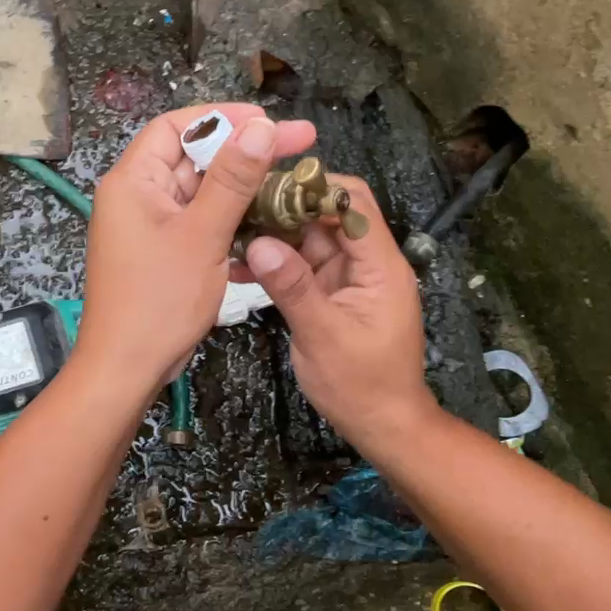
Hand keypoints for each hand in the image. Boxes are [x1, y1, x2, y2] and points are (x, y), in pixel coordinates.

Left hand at [75, 105, 316, 391]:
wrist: (127, 366)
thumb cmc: (158, 300)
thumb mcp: (202, 235)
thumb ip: (232, 179)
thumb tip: (261, 127)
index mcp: (132, 181)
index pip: (175, 127)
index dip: (222, 119)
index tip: (269, 121)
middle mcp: (136, 197)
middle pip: (192, 159)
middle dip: (244, 153)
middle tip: (300, 146)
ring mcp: (149, 227)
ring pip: (201, 194)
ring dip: (243, 192)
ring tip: (293, 188)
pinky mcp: (162, 254)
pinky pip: (199, 225)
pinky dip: (230, 224)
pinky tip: (270, 228)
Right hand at [238, 175, 439, 444]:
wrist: (382, 425)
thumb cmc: (361, 384)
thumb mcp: (323, 336)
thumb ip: (292, 287)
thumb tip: (260, 243)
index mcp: (378, 265)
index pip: (351, 204)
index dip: (313, 188)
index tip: (265, 186)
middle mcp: (365, 263)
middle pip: (326, 216)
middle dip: (283, 209)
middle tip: (235, 208)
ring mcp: (346, 278)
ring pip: (308, 239)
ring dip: (272, 235)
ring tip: (228, 234)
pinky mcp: (329, 294)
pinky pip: (300, 266)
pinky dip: (274, 264)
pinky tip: (238, 267)